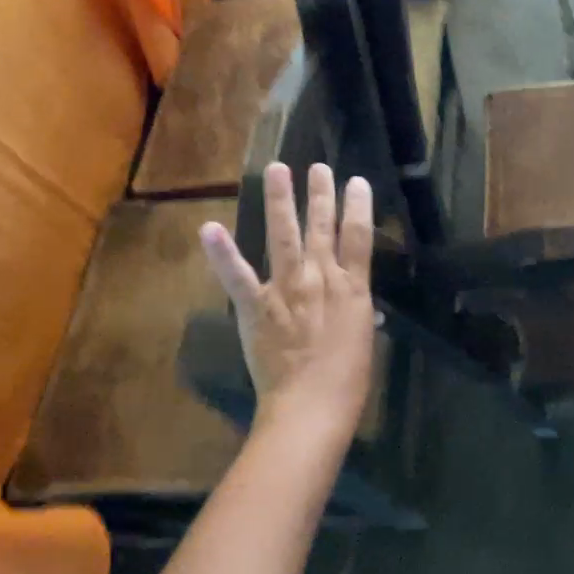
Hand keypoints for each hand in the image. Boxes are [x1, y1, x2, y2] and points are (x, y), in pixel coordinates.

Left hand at [199, 163, 377, 440]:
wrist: (312, 407)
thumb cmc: (348, 378)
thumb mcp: (363, 337)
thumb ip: (357, 312)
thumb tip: (357, 302)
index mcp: (353, 287)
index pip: (360, 235)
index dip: (359, 205)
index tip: (357, 181)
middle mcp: (322, 278)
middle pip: (324, 227)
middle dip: (321, 194)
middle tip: (318, 167)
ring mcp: (287, 289)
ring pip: (285, 235)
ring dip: (280, 200)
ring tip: (278, 170)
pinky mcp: (256, 307)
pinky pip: (237, 276)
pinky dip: (222, 253)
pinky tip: (209, 228)